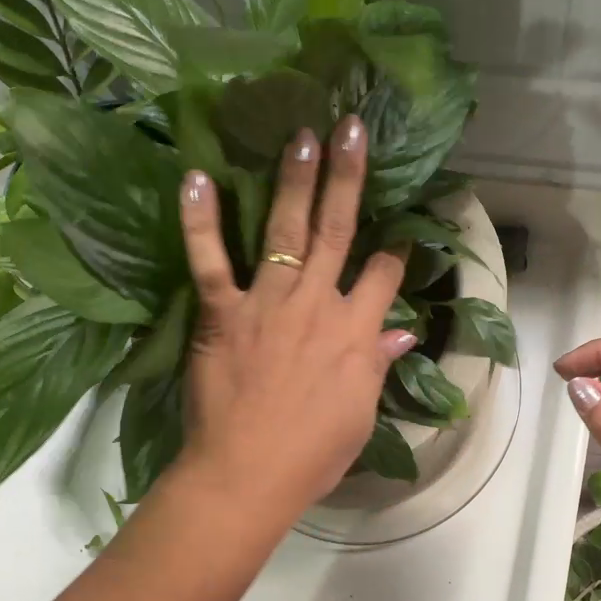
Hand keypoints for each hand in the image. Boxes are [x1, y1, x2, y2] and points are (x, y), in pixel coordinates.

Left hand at [172, 116, 415, 521]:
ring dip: (294, 179)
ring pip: (285, 230)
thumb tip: (403, 333)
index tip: (401, 220)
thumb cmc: (313, 454)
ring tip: (301, 134)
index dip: (397, 246)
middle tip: (350, 127)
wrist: (250, 473)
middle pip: (339, 231)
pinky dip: (201, 219)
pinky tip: (196, 177)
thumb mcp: (360, 413)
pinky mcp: (223, 313)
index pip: (385, 275)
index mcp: (356, 332)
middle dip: (348, 176)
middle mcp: (318, 304)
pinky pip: (210, 260)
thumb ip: (377, 365)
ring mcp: (269, 303)